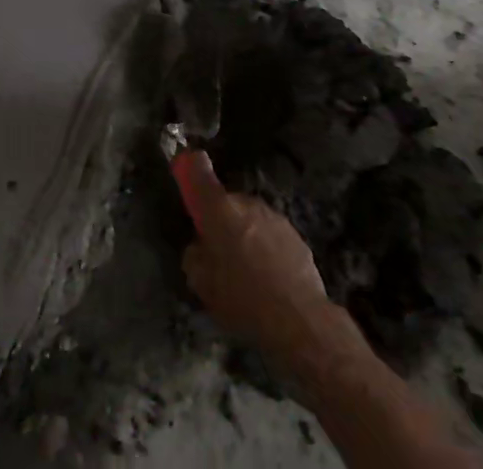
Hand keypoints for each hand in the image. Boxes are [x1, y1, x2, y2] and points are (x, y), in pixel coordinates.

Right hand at [177, 152, 331, 356]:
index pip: (199, 173)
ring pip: (250, 219)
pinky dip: (265, 248)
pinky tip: (267, 277)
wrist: (297, 319)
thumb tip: (200, 246)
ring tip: (245, 271)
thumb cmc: (240, 299)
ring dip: (244, 234)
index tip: (186, 163)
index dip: (190, 166)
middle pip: (227, 203)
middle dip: (221, 220)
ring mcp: (275, 217)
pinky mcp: (296, 235)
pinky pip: (270, 234)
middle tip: (217, 252)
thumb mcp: (201, 284)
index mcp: (219, 210)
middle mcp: (247, 204)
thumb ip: (195, 255)